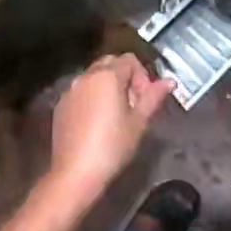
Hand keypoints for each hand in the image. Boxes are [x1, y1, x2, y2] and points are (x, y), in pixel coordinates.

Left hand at [47, 55, 173, 201]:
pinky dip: (92, 97)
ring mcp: (70, 90)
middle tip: (134, 104)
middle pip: (109, 63)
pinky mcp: (60, 105)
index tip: (145, 98)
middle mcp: (85, 76)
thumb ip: (153, 96)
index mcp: (107, 76)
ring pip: (93, 77)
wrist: (76, 171)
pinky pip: (80, 91)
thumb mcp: (139, 122)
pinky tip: (97, 122)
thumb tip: (169, 81)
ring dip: (108, 86)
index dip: (142, 75)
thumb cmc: (113, 145)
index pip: (129, 60)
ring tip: (116, 114)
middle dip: (125, 77)